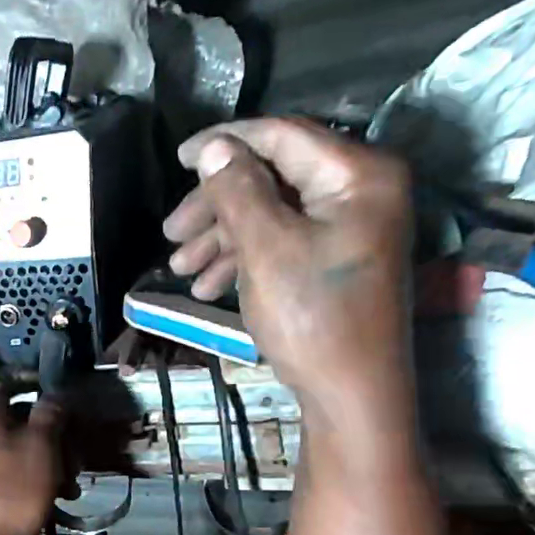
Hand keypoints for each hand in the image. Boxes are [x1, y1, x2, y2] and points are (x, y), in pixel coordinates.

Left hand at [0, 379, 67, 534]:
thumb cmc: (16, 490)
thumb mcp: (41, 445)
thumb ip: (50, 413)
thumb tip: (56, 394)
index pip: (4, 382)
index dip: (29, 377)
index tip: (58, 387)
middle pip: (26, 417)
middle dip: (57, 429)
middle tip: (76, 443)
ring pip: (34, 445)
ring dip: (59, 457)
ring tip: (73, 477)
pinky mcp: (5, 486)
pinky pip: (31, 470)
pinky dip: (51, 478)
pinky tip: (67, 495)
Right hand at [163, 118, 414, 404]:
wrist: (352, 398)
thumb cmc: (312, 319)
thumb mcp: (266, 249)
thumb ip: (238, 190)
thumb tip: (213, 147)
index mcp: (358, 175)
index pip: (281, 137)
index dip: (224, 143)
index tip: (178, 160)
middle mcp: (362, 192)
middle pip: (274, 178)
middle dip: (217, 206)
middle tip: (172, 234)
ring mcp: (352, 230)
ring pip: (275, 215)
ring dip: (224, 239)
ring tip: (182, 270)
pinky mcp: (338, 261)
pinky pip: (287, 244)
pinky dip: (247, 260)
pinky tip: (209, 287)